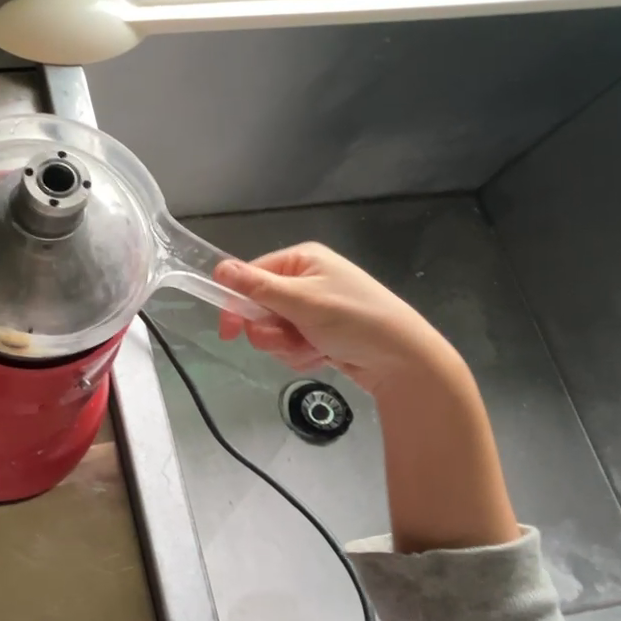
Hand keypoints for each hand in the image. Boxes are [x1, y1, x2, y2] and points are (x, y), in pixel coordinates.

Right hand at [216, 243, 456, 393]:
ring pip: (272, 332)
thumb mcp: (302, 301)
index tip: (230, 331)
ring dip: (286, 346)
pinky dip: (301, 355)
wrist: (402, 359)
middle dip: (270, 332)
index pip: (250, 277)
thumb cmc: (354, 319)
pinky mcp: (319, 334)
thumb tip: (218, 268)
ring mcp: (312, 309)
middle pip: (259, 308)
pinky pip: (290, 346)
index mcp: (301, 261)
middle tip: (289, 339)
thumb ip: (256, 287)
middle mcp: (305, 281)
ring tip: (314, 348)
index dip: (237, 304)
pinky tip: (322, 356)